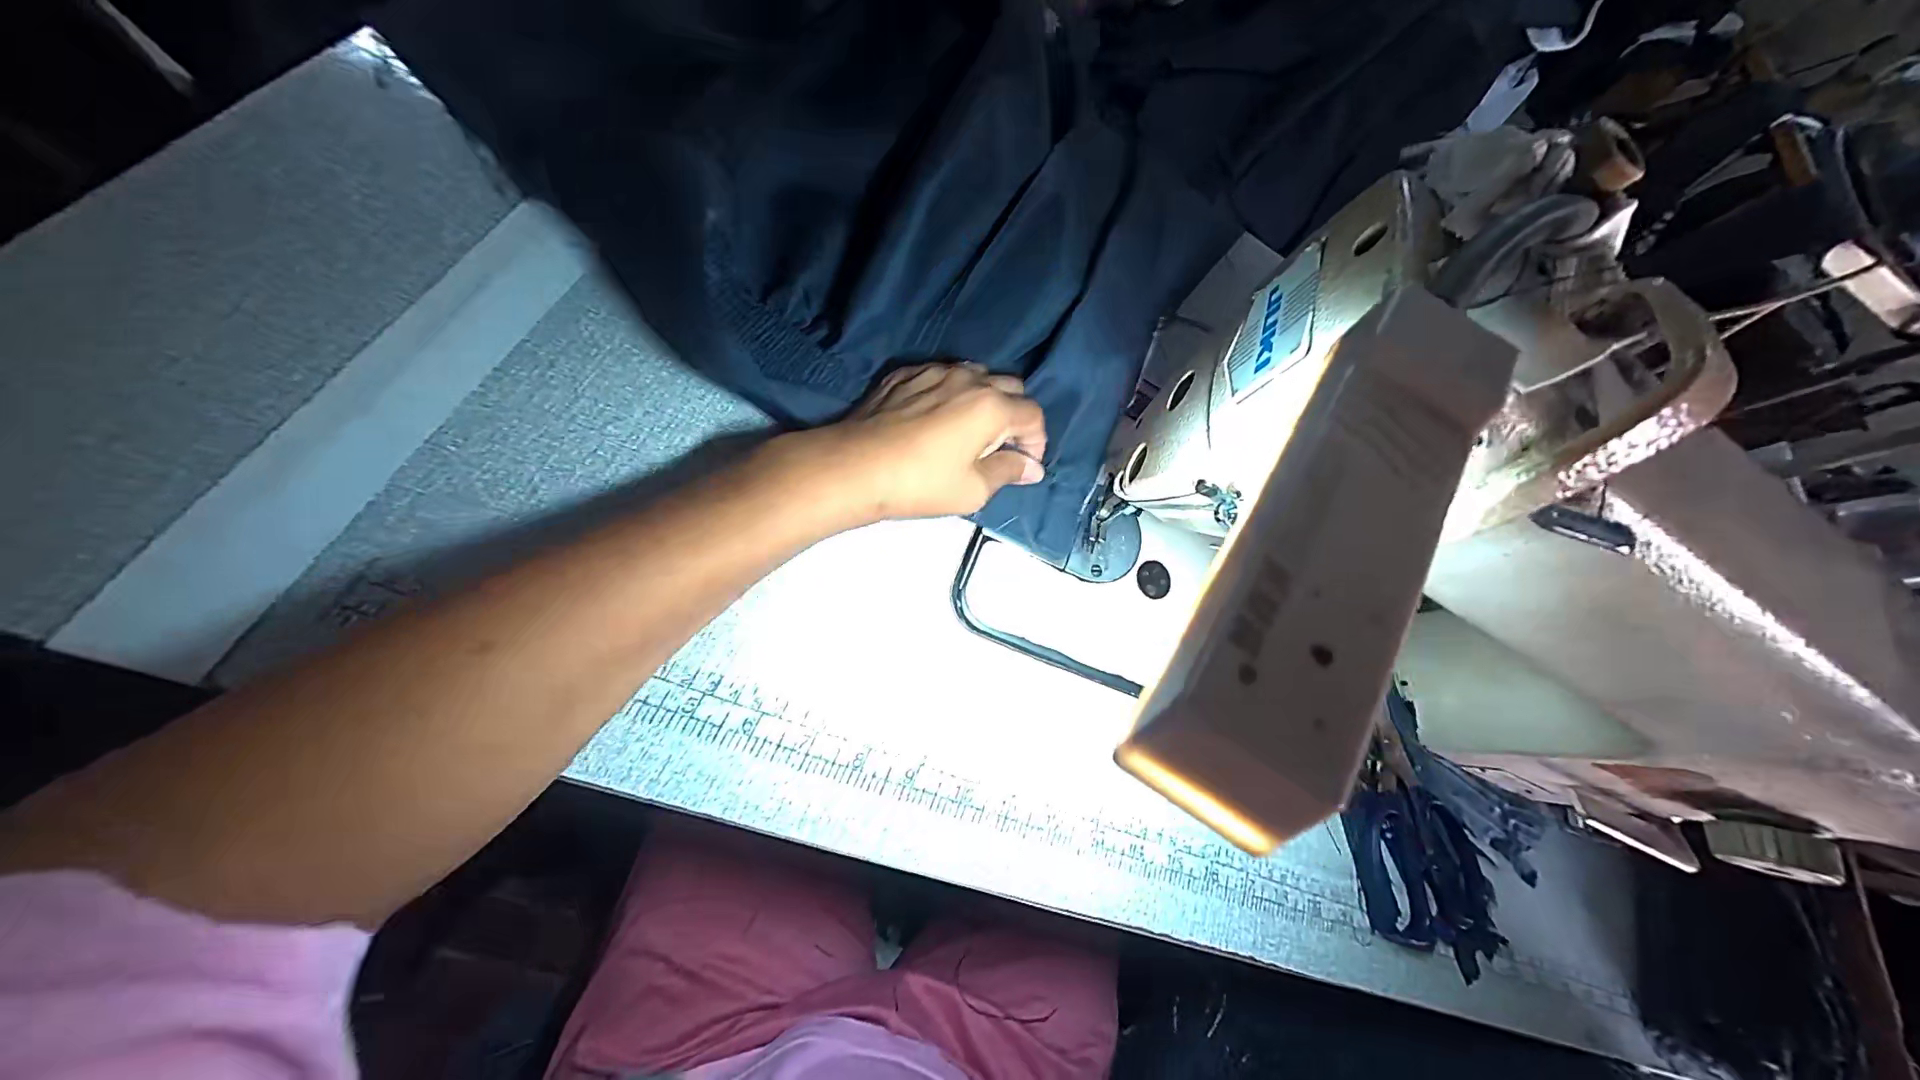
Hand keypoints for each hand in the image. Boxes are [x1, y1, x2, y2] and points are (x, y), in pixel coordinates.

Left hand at [783, 362, 1047, 523]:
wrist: (855, 466)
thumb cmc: (920, 483)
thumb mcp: (972, 489)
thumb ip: (1008, 472)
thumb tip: (1031, 467)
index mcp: (991, 406)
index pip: (1032, 415)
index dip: (1036, 442)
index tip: (1024, 465)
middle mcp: (968, 379)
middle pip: (1010, 387)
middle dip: (1014, 416)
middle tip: (1001, 447)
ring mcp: (934, 372)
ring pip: (976, 374)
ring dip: (984, 398)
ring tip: (970, 428)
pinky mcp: (905, 375)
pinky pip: (942, 375)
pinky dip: (950, 392)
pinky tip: (936, 416)